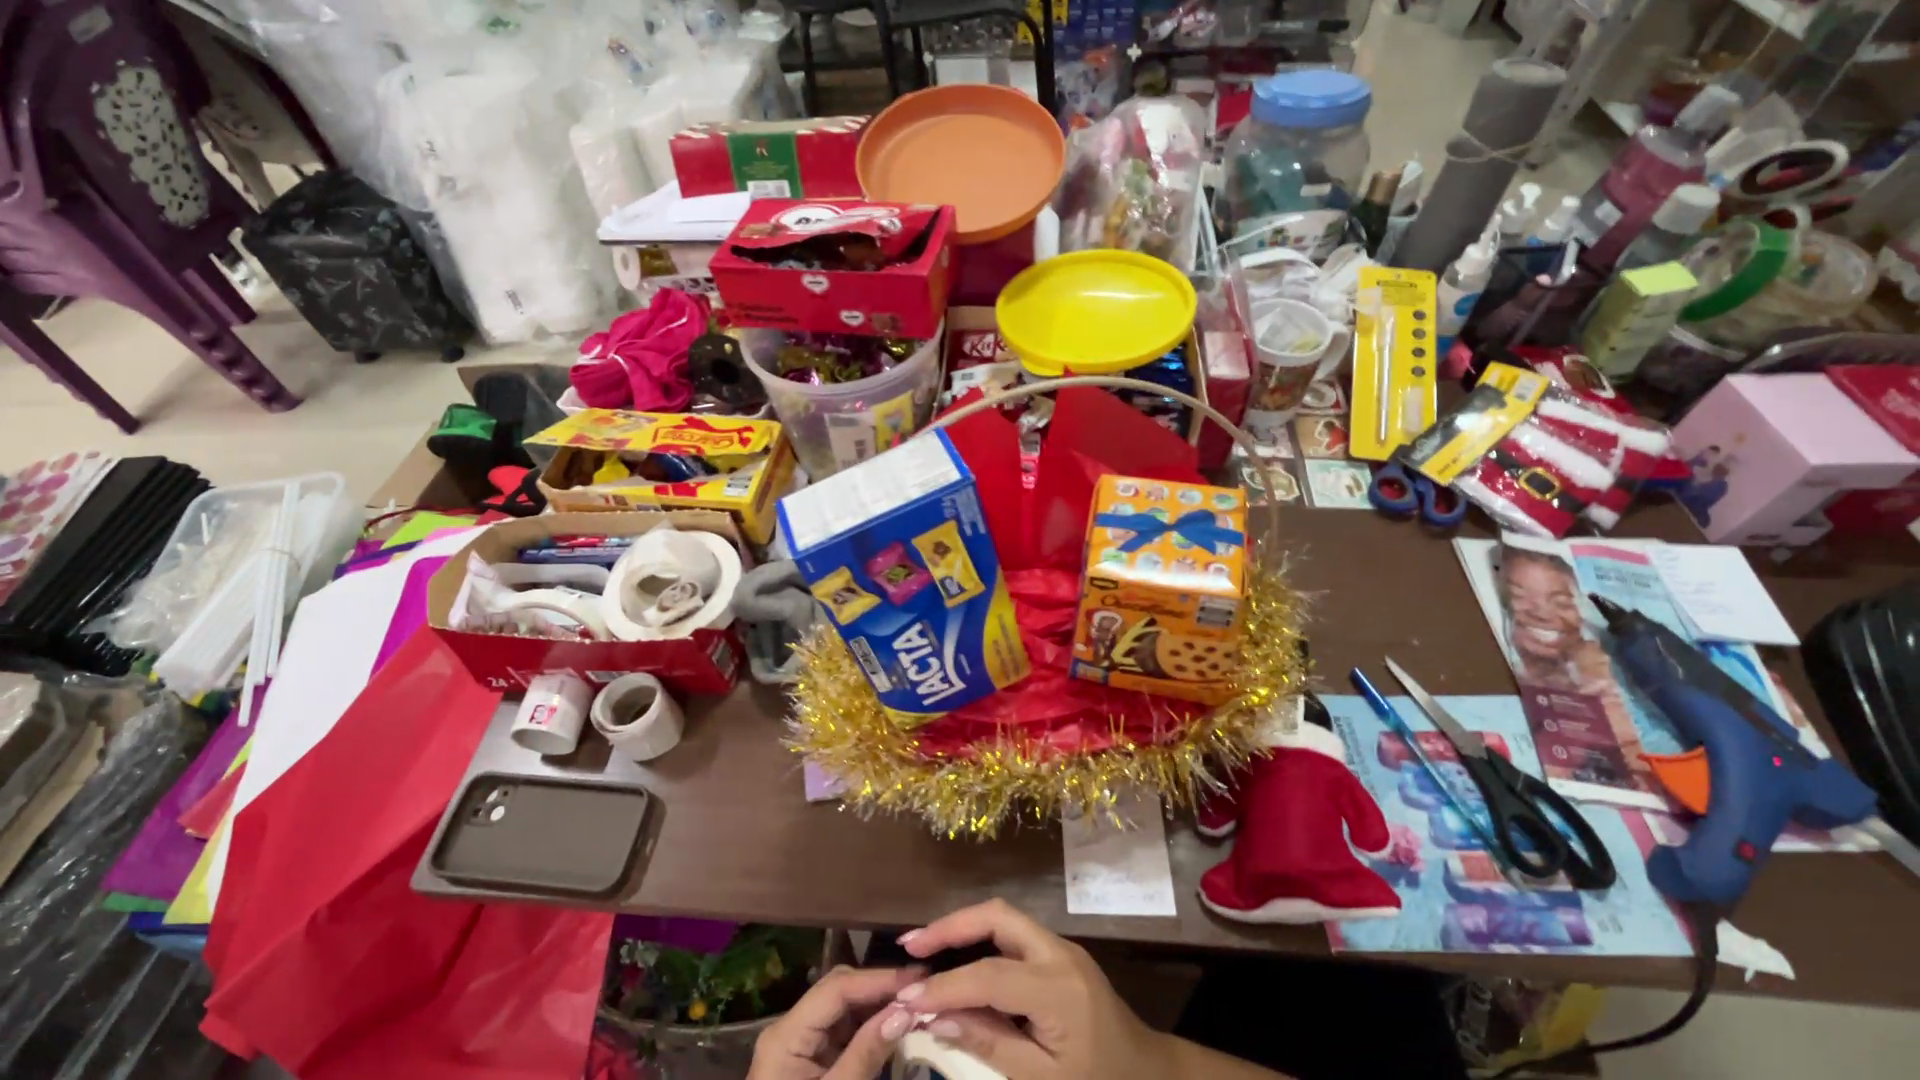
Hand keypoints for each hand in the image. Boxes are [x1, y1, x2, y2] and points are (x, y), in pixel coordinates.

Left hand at [748, 965, 922, 1079]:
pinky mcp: (812, 1058)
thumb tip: (904, 1012)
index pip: (836, 988)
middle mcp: (791, 1028)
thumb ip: (867, 1053)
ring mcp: (801, 1043)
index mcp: (786, 1035)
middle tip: (922, 989)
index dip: (878, 979)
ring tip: (916, 1003)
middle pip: (838, 990)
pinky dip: (870, 1025)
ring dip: (878, 1003)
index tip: (919, 979)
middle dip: (880, 987)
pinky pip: (844, 1029)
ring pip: (844, 1007)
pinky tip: (896, 1025)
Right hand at [891, 900, 1167, 1079]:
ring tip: (923, 946)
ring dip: (962, 926)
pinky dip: (979, 938)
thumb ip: (988, 1044)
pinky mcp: (1059, 952)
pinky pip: (1012, 933)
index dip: (944, 986)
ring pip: (1003, 917)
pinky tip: (956, 955)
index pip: (988, 976)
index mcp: (1058, 989)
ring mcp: (1061, 947)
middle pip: (997, 917)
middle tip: (910, 947)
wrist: (1148, 1072)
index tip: (905, 997)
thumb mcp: (1041, 1079)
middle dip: (950, 927)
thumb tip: (933, 1017)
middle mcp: (1059, 954)